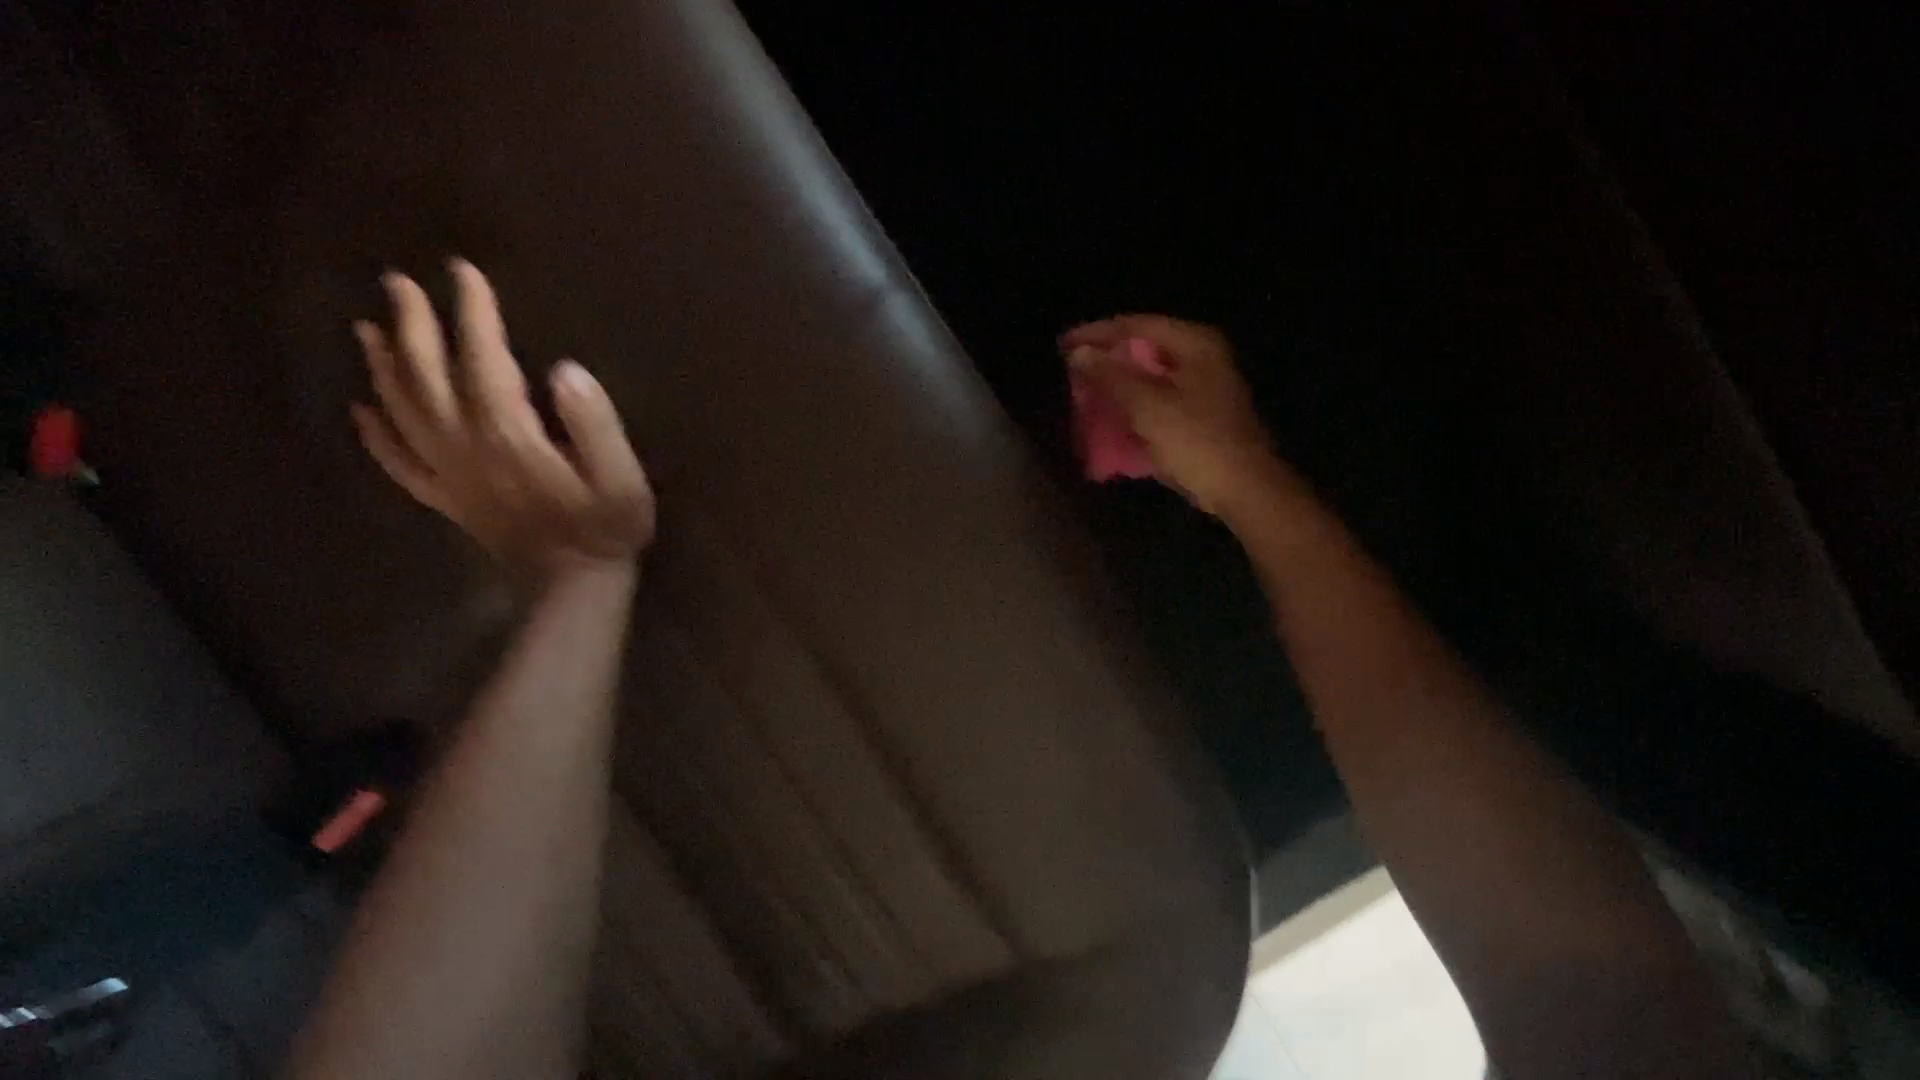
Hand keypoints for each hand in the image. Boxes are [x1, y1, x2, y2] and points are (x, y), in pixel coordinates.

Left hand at [351, 259, 656, 578]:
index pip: (483, 360)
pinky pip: (399, 462)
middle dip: (412, 325)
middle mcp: (466, 447)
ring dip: (383, 367)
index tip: (464, 273)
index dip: (472, 314)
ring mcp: (450, 475)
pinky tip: (363, 411)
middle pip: (427, 376)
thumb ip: (596, 425)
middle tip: (399, 283)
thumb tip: (565, 369)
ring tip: (369, 328)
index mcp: (509, 435)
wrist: (574, 588)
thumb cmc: (607, 528)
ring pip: (402, 411)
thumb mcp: (621, 477)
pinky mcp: (447, 499)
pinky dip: (376, 434)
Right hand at [1060, 315, 1287, 515]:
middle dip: (1105, 359)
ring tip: (1084, 392)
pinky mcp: (1200, 414)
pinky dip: (1132, 403)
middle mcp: (1201, 357)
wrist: (1243, 488)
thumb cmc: (1196, 441)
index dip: (1096, 333)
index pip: (1135, 325)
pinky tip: (1110, 415)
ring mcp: (1203, 387)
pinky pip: (1157, 399)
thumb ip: (1110, 376)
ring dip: (1117, 383)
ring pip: (1148, 375)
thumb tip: (1079, 353)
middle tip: (1071, 370)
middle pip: (1143, 348)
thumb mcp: (1147, 406)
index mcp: (1194, 343)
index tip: (1062, 345)